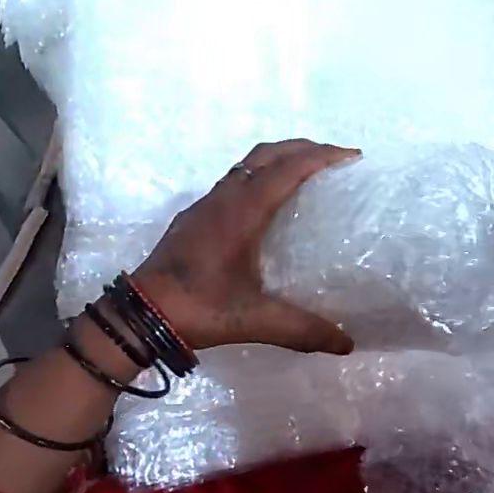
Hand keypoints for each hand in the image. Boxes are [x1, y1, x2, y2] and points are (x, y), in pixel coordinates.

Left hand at [132, 140, 359, 355]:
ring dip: (277, 161)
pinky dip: (257, 179)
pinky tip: (265, 208)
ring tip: (305, 177)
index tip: (351, 157)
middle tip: (334, 159)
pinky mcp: (193, 218)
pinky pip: (232, 183)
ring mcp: (204, 206)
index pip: (287, 168)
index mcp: (242, 212)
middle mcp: (223, 199)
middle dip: (302, 148)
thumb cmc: (199, 308)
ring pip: (245, 166)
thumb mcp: (255, 320)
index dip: (322, 156)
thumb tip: (346, 344)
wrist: (141, 313)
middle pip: (266, 154)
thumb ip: (302, 330)